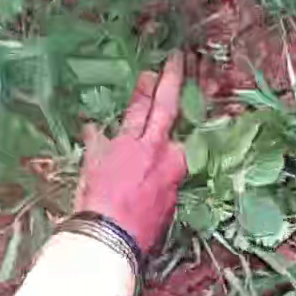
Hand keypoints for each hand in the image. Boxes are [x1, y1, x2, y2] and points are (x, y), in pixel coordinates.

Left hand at [77, 55, 187, 250]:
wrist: (107, 235)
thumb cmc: (142, 231)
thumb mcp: (166, 210)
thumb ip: (166, 185)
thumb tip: (164, 179)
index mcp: (174, 165)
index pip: (190, 135)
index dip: (198, 117)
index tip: (204, 101)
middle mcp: (152, 147)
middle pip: (164, 106)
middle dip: (170, 80)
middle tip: (174, 60)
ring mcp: (123, 145)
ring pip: (135, 111)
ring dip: (141, 91)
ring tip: (146, 75)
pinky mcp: (97, 151)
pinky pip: (97, 135)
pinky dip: (96, 132)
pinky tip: (92, 126)